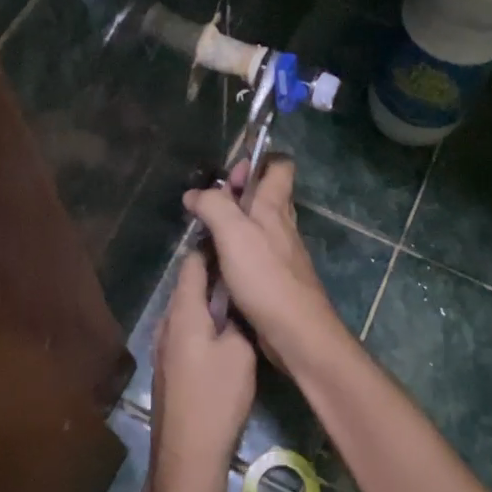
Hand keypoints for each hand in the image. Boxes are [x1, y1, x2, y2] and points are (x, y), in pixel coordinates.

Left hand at [151, 251, 256, 482]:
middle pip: (187, 286)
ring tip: (237, 292)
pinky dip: (203, 321)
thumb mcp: (241, 352)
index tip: (233, 235)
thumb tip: (237, 302)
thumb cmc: (216, 397)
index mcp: (184, 312)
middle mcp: (167, 323)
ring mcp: (164, 348)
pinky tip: (222, 328)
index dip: (212, 246)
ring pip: (186, 310)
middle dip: (212, 272)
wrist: (187, 453)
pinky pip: (185, 331)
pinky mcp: (168, 369)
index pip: (193, 265)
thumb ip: (238, 319)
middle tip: (242, 261)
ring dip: (207, 298)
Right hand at [182, 157, 343, 364]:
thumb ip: (214, 206)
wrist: (296, 331)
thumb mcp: (233, 232)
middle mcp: (282, 225)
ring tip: (205, 231)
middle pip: (266, 195)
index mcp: (275, 206)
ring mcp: (281, 253)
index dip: (259, 160)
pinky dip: (236, 251)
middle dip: (238, 192)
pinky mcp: (276, 278)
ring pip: (259, 226)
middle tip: (209, 202)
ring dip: (235, 223)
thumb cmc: (265, 276)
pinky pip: (255, 253)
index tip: (230, 171)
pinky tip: (218, 263)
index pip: (280, 166)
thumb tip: (195, 193)